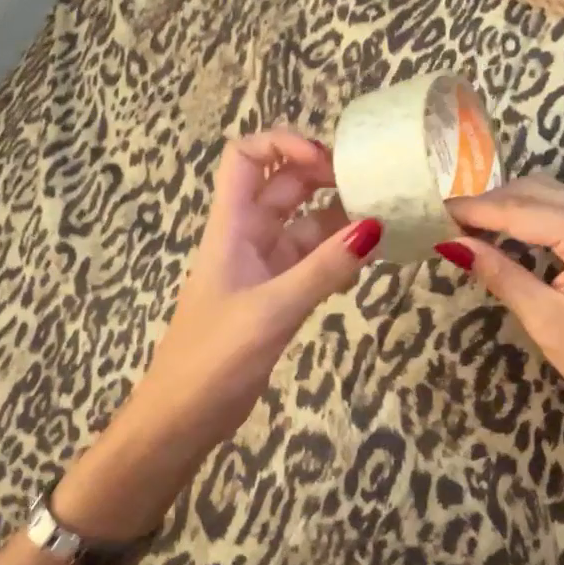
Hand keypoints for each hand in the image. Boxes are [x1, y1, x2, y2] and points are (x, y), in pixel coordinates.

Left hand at [131, 128, 382, 445]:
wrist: (181, 420)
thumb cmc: (213, 358)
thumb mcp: (273, 309)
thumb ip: (324, 267)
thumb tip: (375, 225)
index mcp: (231, 225)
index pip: (246, 156)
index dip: (283, 143)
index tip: (325, 161)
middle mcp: (247, 234)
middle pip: (284, 182)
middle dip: (325, 175)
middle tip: (371, 186)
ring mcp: (263, 264)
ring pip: (305, 221)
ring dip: (339, 217)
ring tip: (383, 221)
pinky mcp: (278, 292)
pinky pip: (313, 258)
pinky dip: (338, 255)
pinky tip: (366, 267)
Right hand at [438, 176, 563, 436]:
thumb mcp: (543, 318)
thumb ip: (500, 272)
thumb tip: (452, 244)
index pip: (520, 210)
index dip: (475, 209)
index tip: (435, 211)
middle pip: (534, 190)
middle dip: (489, 203)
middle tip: (447, 222)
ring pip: (548, 192)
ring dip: (509, 204)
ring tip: (469, 226)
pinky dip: (531, 212)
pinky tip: (505, 231)